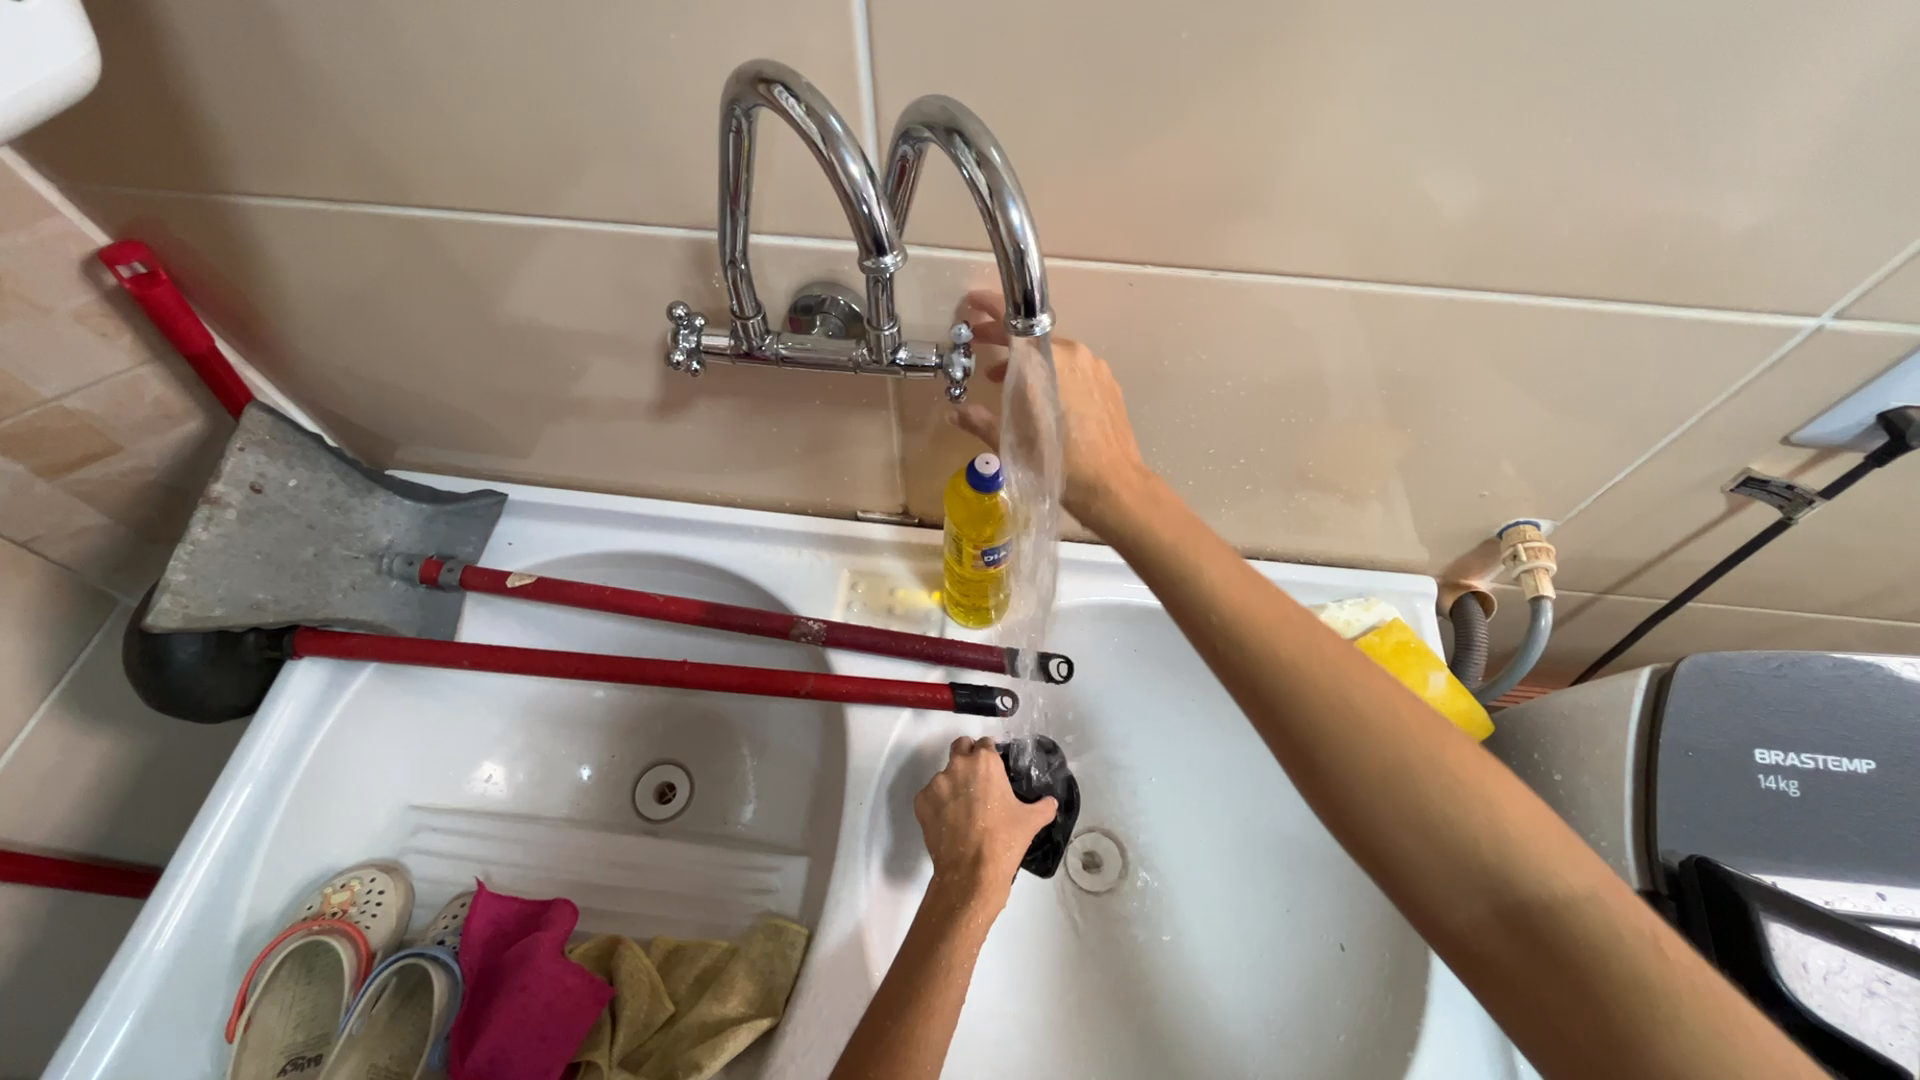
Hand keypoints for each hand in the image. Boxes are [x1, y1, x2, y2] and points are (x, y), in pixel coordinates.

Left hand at [915, 736, 1057, 910]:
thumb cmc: (1004, 840)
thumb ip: (1044, 806)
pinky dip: (938, 804)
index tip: (994, 769)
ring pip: (945, 775)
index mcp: (985, 762)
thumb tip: (1051, 803)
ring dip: (953, 785)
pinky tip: (950, 823)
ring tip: (964, 810)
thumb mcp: (1031, 821)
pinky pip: (930, 796)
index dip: (990, 754)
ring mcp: (936, 783)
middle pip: (960, 747)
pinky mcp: (921, 802)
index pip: (985, 743)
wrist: (971, 872)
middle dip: (967, 756)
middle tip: (977, 780)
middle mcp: (958, 765)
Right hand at [950, 290, 1150, 528]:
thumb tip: (955, 413)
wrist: (1113, 486)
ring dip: (1028, 362)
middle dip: (1003, 340)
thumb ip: (980, 421)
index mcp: (1044, 362)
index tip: (972, 303)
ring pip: (1052, 353)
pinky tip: (1042, 396)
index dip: (989, 309)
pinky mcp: (1108, 383)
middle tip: (979, 345)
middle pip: (1032, 338)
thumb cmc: (1059, 465)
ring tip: (1005, 381)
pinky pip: (1072, 368)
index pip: (1012, 322)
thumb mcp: (1012, 444)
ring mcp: (1093, 367)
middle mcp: (1071, 355)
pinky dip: (1052, 373)